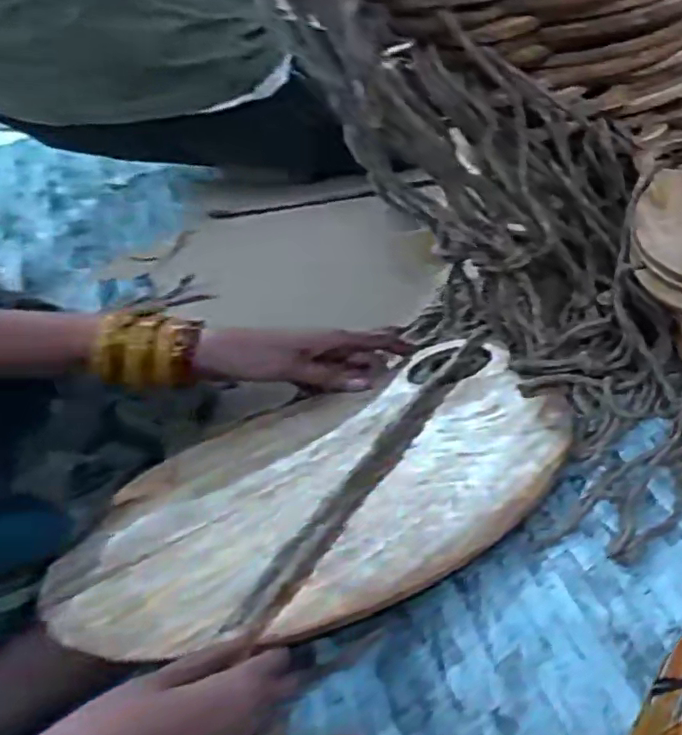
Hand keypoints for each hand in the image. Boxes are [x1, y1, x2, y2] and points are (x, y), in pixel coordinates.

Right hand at [0, 647, 299, 734]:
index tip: (249, 644)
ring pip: (273, 707)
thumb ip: (207, 659)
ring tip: (227, 686)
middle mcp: (255, 711)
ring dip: (263, 694)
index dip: (267, 648)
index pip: (282, 656)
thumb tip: (243, 639)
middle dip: (277, 671)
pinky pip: (249, 729)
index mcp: (246, 685)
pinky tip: (213, 713)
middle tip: (243, 664)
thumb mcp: (155, 681)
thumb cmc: (106, 726)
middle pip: (289, 682)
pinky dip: (244, 717)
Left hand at [195, 327, 410, 390]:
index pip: (377, 340)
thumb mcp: (293, 368)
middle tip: (390, 385)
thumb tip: (370, 384)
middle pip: (365, 354)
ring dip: (353, 378)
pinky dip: (331, 383)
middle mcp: (329, 344)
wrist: (206, 351)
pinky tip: (327, 395)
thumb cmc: (253, 355)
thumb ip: (331, 377)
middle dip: (378, 367)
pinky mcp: (299, 364)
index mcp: (334, 339)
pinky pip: (327, 373)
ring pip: (346, 365)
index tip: (422, 353)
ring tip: (359, 395)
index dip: (400, 345)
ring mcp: (314, 354)